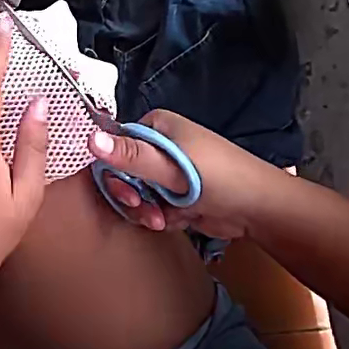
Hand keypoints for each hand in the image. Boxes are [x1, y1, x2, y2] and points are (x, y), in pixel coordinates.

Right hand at [87, 110, 288, 238]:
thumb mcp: (172, 168)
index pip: (115, 145)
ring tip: (164, 219)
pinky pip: (152, 207)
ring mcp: (169, 172)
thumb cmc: (220, 178)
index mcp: (158, 128)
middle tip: (146, 210)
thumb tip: (90, 138)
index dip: (114, 172)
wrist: (258, 209)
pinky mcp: (176, 194)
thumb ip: (131, 156)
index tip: (127, 192)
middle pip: (122, 174)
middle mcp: (160, 146)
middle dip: (133, 197)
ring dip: (146, 211)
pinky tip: (175, 221)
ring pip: (136, 195)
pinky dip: (160, 216)